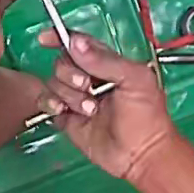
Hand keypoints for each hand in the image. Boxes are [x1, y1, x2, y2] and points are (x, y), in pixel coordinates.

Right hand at [37, 31, 179, 180]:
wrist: (141, 154)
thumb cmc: (147, 116)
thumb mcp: (134, 79)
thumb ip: (105, 60)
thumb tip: (75, 42)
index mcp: (107, 64)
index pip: (79, 44)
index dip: (61, 38)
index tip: (46, 38)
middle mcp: (89, 78)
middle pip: (62, 62)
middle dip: (71, 74)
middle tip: (88, 87)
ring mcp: (77, 98)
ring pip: (54, 83)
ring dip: (70, 95)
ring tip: (90, 109)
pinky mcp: (67, 118)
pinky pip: (47, 102)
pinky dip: (51, 103)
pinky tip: (64, 111)